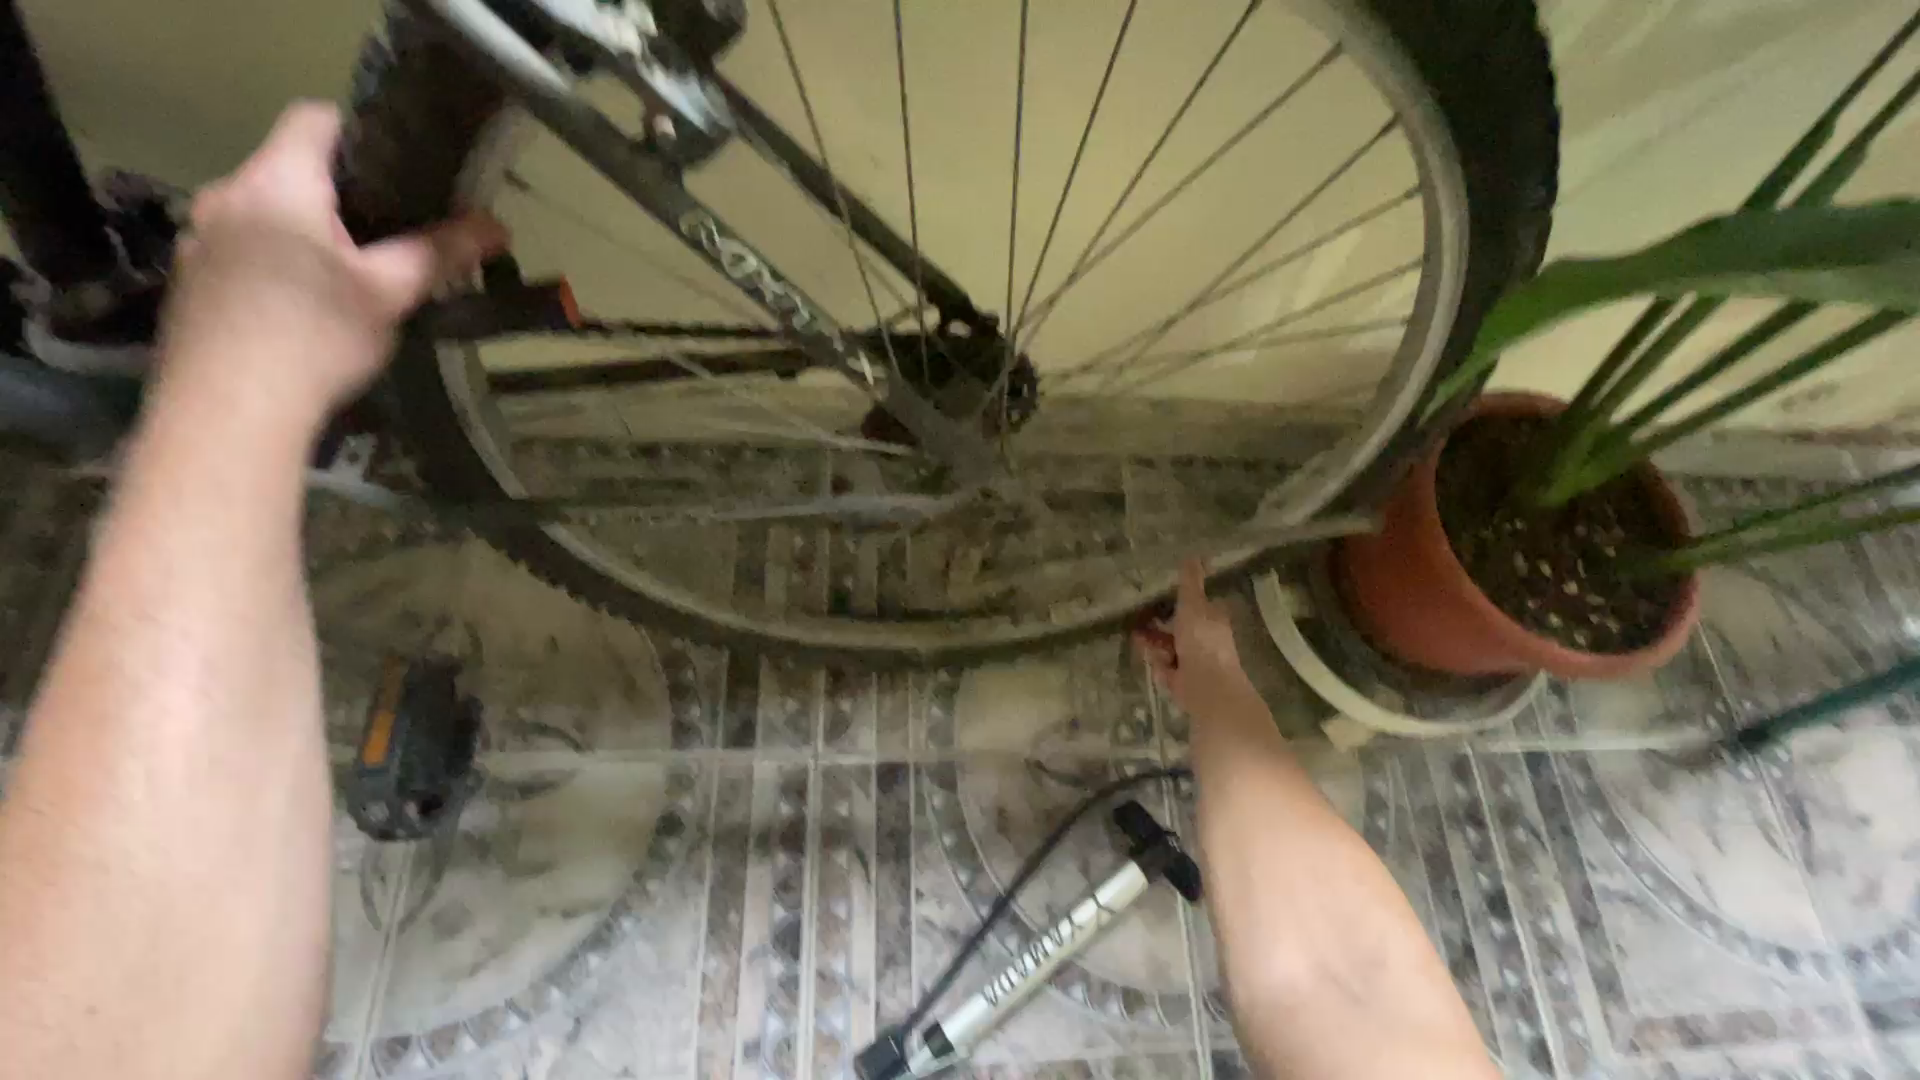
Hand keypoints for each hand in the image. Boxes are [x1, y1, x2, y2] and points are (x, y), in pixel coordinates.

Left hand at [157, 102, 507, 429]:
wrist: (234, 407)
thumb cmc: (317, 335)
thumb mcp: (392, 292)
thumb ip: (441, 251)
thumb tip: (498, 225)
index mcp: (276, 182)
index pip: (316, 119)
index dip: (367, 134)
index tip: (410, 174)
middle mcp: (228, 195)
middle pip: (296, 170)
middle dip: (351, 197)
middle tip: (401, 238)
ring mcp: (202, 237)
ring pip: (274, 213)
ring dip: (317, 233)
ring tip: (362, 277)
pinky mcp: (194, 279)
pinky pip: (251, 249)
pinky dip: (287, 262)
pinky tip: (315, 308)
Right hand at [1134, 559, 1256, 715]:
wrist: (1206, 685)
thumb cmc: (1202, 640)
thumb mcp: (1194, 604)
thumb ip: (1190, 581)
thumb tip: (1193, 554)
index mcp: (1211, 619)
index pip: (1193, 604)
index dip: (1175, 601)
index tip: (1157, 595)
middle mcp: (1203, 638)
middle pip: (1175, 626)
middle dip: (1156, 624)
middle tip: (1138, 617)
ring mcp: (1192, 659)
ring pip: (1165, 645)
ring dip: (1152, 642)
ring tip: (1138, 639)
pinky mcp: (1180, 678)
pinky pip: (1163, 665)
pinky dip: (1158, 663)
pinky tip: (1155, 661)